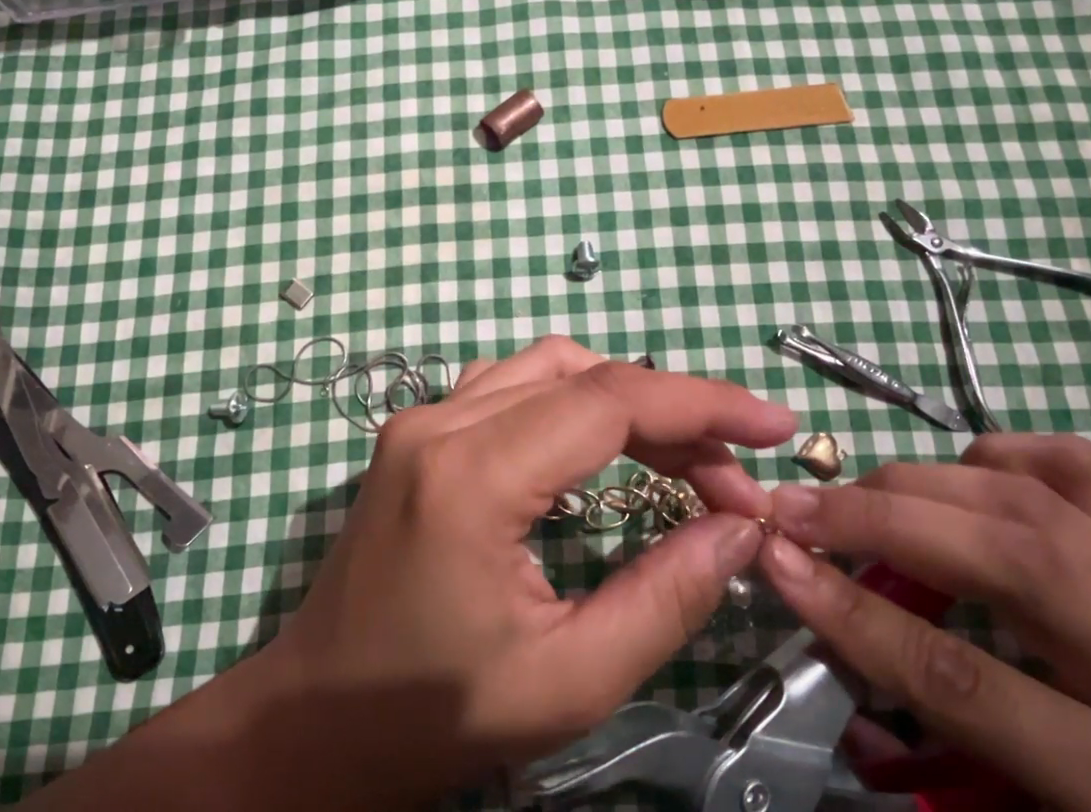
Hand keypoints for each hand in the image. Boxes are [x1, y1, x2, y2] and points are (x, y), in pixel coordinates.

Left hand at [27, 337, 795, 810]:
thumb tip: (742, 528)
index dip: (703, 404)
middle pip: (580, 374)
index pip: (609, 399)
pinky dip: (569, 405)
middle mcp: (437, 425)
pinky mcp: (409, 438)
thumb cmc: (434, 714)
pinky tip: (601, 452)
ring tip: (680, 462)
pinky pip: (505, 389)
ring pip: (541, 369)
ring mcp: (416, 423)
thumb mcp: (569, 678)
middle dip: (671, 412)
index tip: (775, 428)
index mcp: (471, 477)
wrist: (315, 721)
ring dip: (620, 400)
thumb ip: (666, 596)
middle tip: (731, 478)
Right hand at [755, 434, 1090, 811]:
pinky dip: (1009, 455)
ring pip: (1050, 505)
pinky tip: (960, 472)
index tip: (775, 563)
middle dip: (880, 521)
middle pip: (1012, 560)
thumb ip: (953, 773)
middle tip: (793, 505)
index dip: (855, 614)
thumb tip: (848, 702)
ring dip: (927, 482)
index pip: (967, 680)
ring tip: (851, 490)